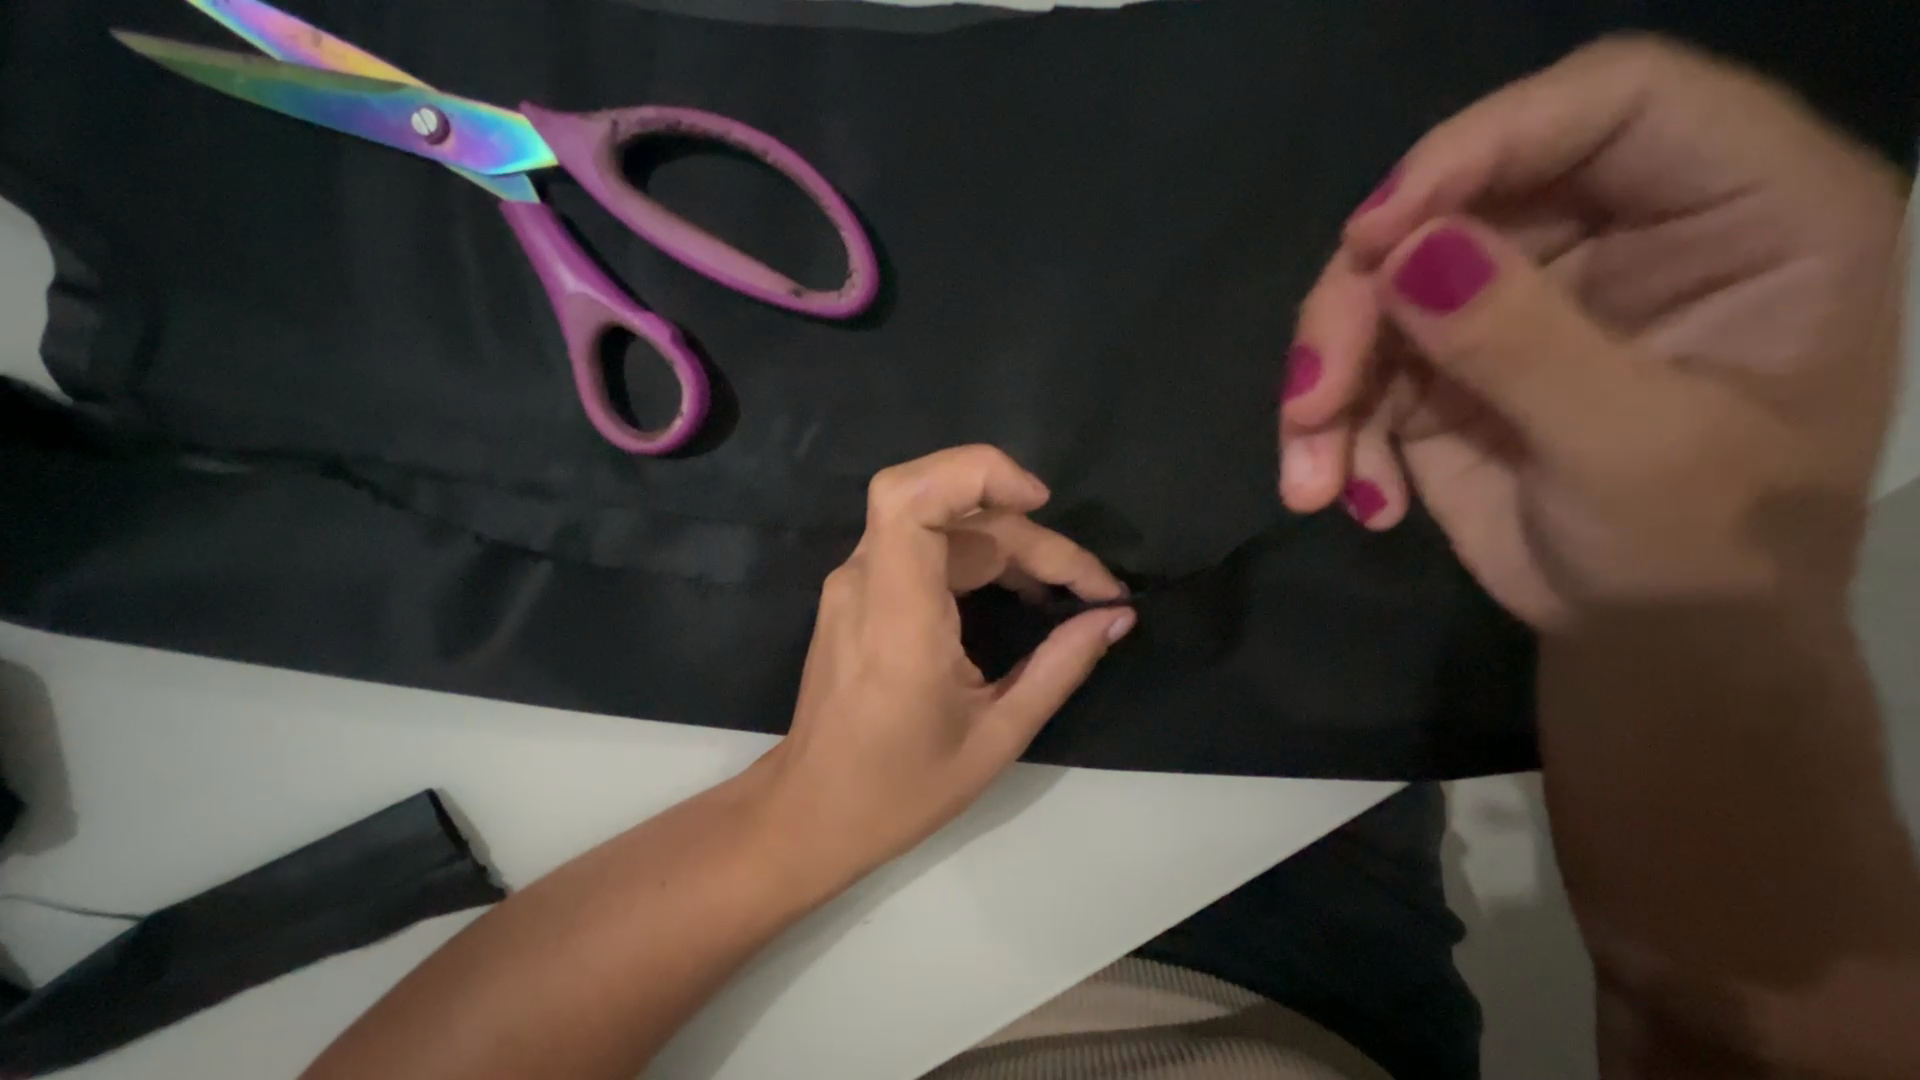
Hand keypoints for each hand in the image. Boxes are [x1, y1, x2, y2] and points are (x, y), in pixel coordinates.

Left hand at [762, 445, 1135, 876]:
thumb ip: (1060, 667)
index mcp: (897, 615)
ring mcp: (856, 583)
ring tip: (1066, 591)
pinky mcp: (860, 594)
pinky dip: (979, 558)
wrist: (813, 810)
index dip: (975, 472)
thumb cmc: (899, 787)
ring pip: (941, 525)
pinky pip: (924, 549)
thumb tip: (1115, 617)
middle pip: (949, 510)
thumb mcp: (997, 736)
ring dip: (1009, 545)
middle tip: (1088, 589)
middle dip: (1028, 535)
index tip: (1040, 502)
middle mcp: (866, 581)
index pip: (910, 498)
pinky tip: (1020, 591)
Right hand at [1278, 37, 1907, 627]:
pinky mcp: (1446, 363)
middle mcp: (1618, 235)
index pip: (1611, 102)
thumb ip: (1527, 346)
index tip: (1375, 236)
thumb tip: (1404, 256)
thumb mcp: (1634, 454)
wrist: (1652, 640)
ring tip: (1311, 475)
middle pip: (1453, 204)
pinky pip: (1359, 365)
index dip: (1482, 144)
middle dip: (1361, 305)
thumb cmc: (1704, 553)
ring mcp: (1519, 300)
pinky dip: (1332, 430)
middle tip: (1311, 400)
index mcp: (1739, 213)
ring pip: (1380, 288)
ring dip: (1328, 382)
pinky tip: (1349, 493)